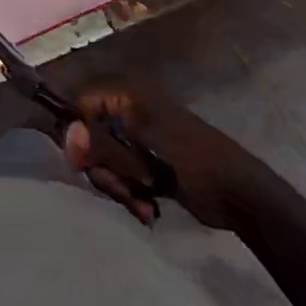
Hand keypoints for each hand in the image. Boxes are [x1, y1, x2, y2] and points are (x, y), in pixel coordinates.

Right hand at [63, 82, 271, 230]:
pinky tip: (150, 210)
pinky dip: (131, 194)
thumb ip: (102, 145)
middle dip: (105, 170)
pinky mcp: (146, 162)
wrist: (239, 193)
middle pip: (91, 138)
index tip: (82, 163)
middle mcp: (127, 110)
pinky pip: (122, 175)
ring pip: (106, 161)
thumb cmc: (191, 162)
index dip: (77, 134)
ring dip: (120, 187)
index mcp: (127, 95)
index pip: (81, 104)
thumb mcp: (143, 152)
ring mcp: (137, 137)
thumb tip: (66, 140)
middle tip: (123, 190)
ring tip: (143, 205)